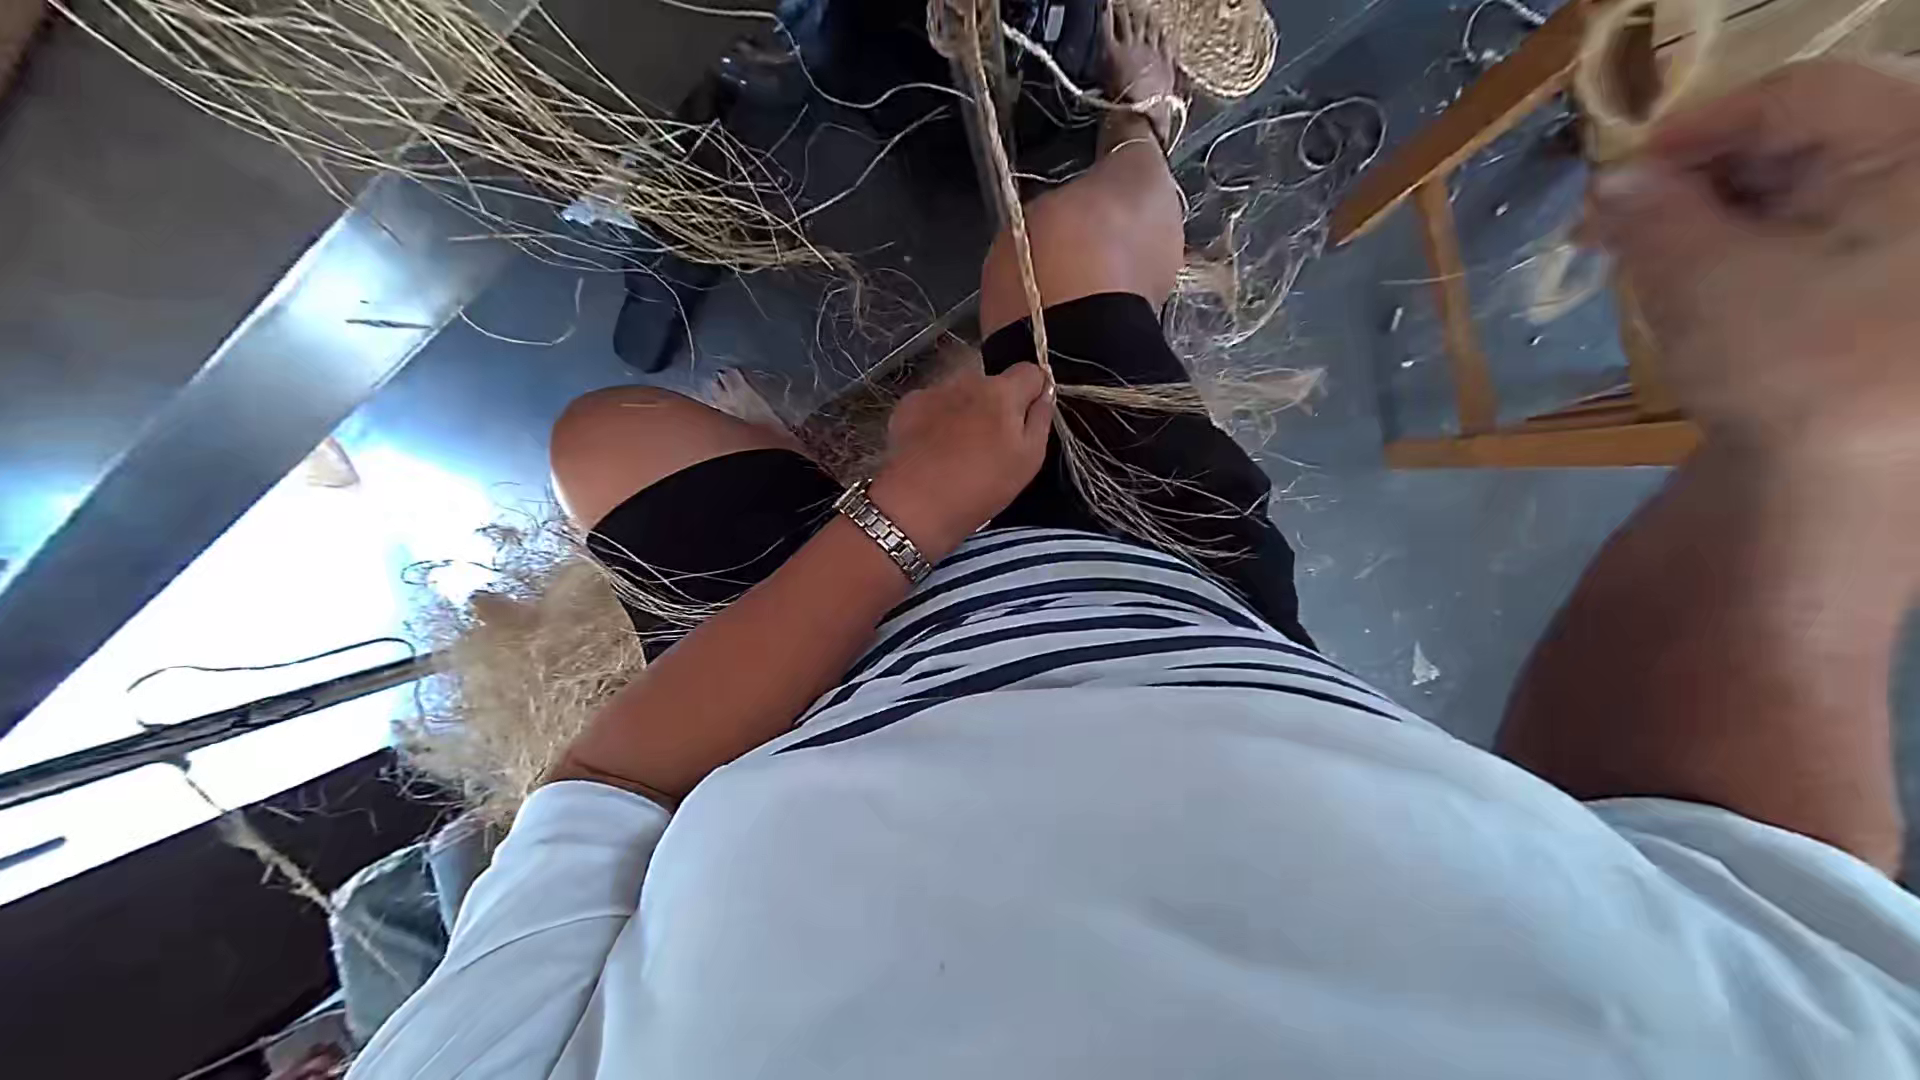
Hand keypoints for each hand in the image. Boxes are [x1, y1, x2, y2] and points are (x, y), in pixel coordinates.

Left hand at [868, 357, 1053, 560]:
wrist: (916, 505)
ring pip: (961, 394)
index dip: (1034, 392)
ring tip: (958, 451)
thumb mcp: (1028, 461)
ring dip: (966, 412)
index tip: (1028, 419)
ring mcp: (934, 391)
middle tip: (991, 446)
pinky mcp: (907, 406)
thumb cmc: (981, 487)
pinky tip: (932, 448)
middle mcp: (968, 381)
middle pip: (992, 384)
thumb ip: (1040, 420)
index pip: (1030, 371)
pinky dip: (936, 420)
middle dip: (996, 406)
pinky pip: (933, 405)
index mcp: (1003, 391)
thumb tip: (1044, 393)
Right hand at [1592, 60, 1919, 468]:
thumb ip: (1651, 217)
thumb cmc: (1785, 358)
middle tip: (1604, 223)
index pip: (1795, 96)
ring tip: (1628, 252)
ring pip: (1788, 184)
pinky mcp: (1878, 266)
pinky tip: (1678, 271)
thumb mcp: (1701, 280)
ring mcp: (1906, 222)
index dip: (1692, 128)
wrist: (1844, 461)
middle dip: (1686, 177)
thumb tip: (1609, 178)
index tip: (1609, 176)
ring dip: (1695, 212)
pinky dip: (1724, 240)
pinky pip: (1795, 225)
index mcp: (1915, 150)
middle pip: (1793, 137)